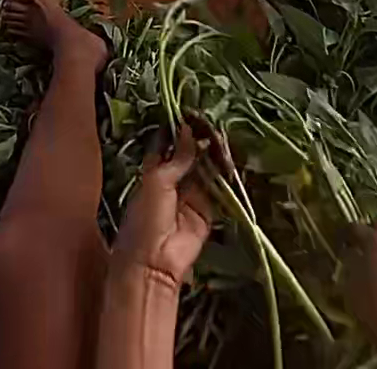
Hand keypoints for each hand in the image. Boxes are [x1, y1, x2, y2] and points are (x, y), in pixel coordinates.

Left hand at [112, 124, 216, 289]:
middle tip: (212, 124)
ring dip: (214, 154)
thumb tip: (188, 129)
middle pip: (191, 153)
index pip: (169, 142)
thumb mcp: (158, 181)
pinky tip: (230, 159)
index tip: (193, 112)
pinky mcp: (207, 208)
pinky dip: (225, 174)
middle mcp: (174, 178)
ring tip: (223, 138)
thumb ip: (177, 157)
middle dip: (200, 139)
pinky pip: (218, 187)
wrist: (155, 263)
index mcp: (155, 169)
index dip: (180, 128)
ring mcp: (192, 193)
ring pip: (206, 167)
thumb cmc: (146, 218)